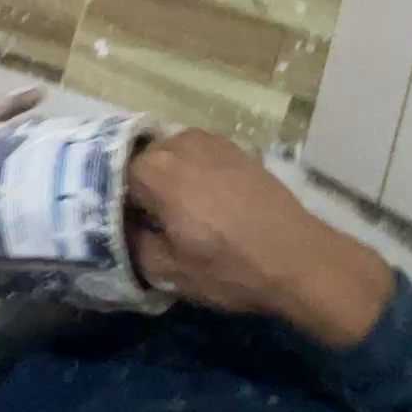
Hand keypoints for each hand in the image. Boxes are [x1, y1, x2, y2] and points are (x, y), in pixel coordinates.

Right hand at [126, 130, 395, 349]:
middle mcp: (174, 144)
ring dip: (165, 182)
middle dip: (138, 192)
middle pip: (137, 165)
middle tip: (150, 226)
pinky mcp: (232, 147)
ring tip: (179, 216)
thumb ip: (129, 244)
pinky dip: (190, 175)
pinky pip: (194, 157)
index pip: (109, 183)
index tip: (123, 231)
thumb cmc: (230, 268)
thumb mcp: (168, 271)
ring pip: (166, 159)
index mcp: (151, 171)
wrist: (302, 260)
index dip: (114, 210)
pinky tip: (205, 204)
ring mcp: (206, 140)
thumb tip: (120, 229)